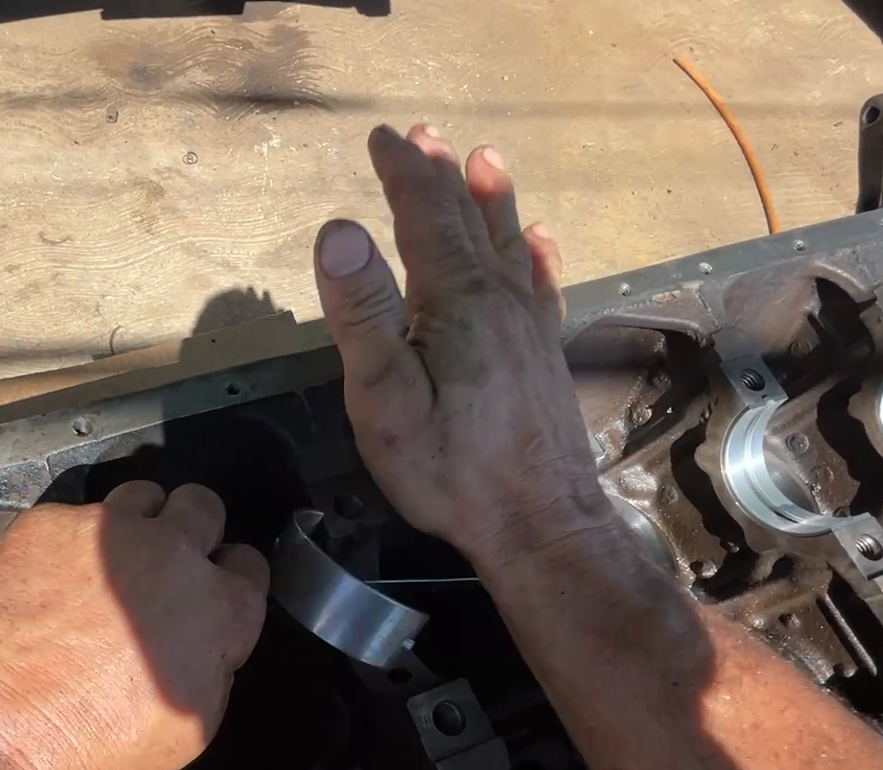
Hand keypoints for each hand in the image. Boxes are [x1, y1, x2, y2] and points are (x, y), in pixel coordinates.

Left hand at [0, 481, 268, 769]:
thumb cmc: (87, 758)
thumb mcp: (188, 730)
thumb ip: (213, 660)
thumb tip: (203, 633)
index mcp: (218, 611)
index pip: (249, 564)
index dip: (228, 578)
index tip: (209, 591)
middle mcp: (170, 557)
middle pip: (203, 507)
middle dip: (191, 531)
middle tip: (161, 566)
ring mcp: (106, 531)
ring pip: (139, 497)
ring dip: (133, 525)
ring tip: (103, 568)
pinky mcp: (46, 523)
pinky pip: (74, 517)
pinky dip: (69, 543)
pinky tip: (43, 585)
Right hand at [313, 124, 618, 571]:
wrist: (537, 520)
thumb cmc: (448, 467)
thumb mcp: (383, 397)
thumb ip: (362, 313)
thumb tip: (339, 229)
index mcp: (454, 300)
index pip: (424, 216)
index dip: (401, 173)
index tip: (382, 139)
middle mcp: (498, 298)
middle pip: (467, 219)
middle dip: (439, 175)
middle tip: (422, 137)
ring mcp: (528, 325)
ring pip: (508, 242)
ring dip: (490, 199)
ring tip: (483, 160)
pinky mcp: (544, 354)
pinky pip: (542, 285)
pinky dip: (536, 253)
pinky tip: (539, 241)